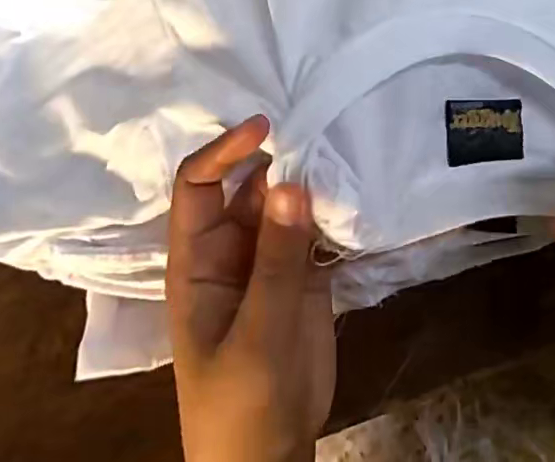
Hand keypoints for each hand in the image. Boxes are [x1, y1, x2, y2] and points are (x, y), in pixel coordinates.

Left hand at [167, 115, 333, 461]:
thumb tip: (291, 182)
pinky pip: (315, 226)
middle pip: (250, 184)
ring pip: (286, 201)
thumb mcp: (256, 336)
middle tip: (323, 128)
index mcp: (198, 259)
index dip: (223, 150)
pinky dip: (333, 206)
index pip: (197, 185)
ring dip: (311, 177)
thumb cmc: (241, 406)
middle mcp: (231, 248)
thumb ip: (275, 260)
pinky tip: (356, 187)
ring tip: (345, 149)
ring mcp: (269, 259)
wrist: (272, 460)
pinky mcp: (303, 272)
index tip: (266, 126)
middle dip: (279, 157)